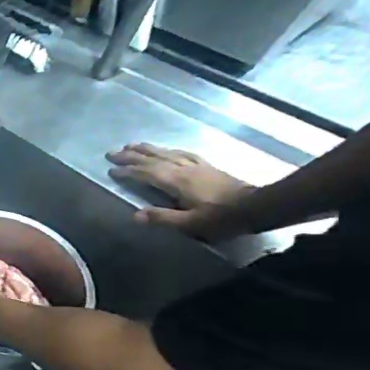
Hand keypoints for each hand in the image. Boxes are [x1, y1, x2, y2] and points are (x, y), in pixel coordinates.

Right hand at [105, 144, 253, 239]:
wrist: (259, 206)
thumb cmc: (222, 218)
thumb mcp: (191, 223)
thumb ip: (163, 218)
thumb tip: (135, 215)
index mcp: (176, 182)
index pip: (145, 173)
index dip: (126, 171)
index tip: (110, 170)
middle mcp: (183, 169)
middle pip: (152, 158)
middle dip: (131, 155)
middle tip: (112, 152)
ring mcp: (196, 166)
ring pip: (166, 153)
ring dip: (147, 149)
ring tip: (132, 145)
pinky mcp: (207, 167)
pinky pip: (183, 153)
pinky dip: (169, 150)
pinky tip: (166, 150)